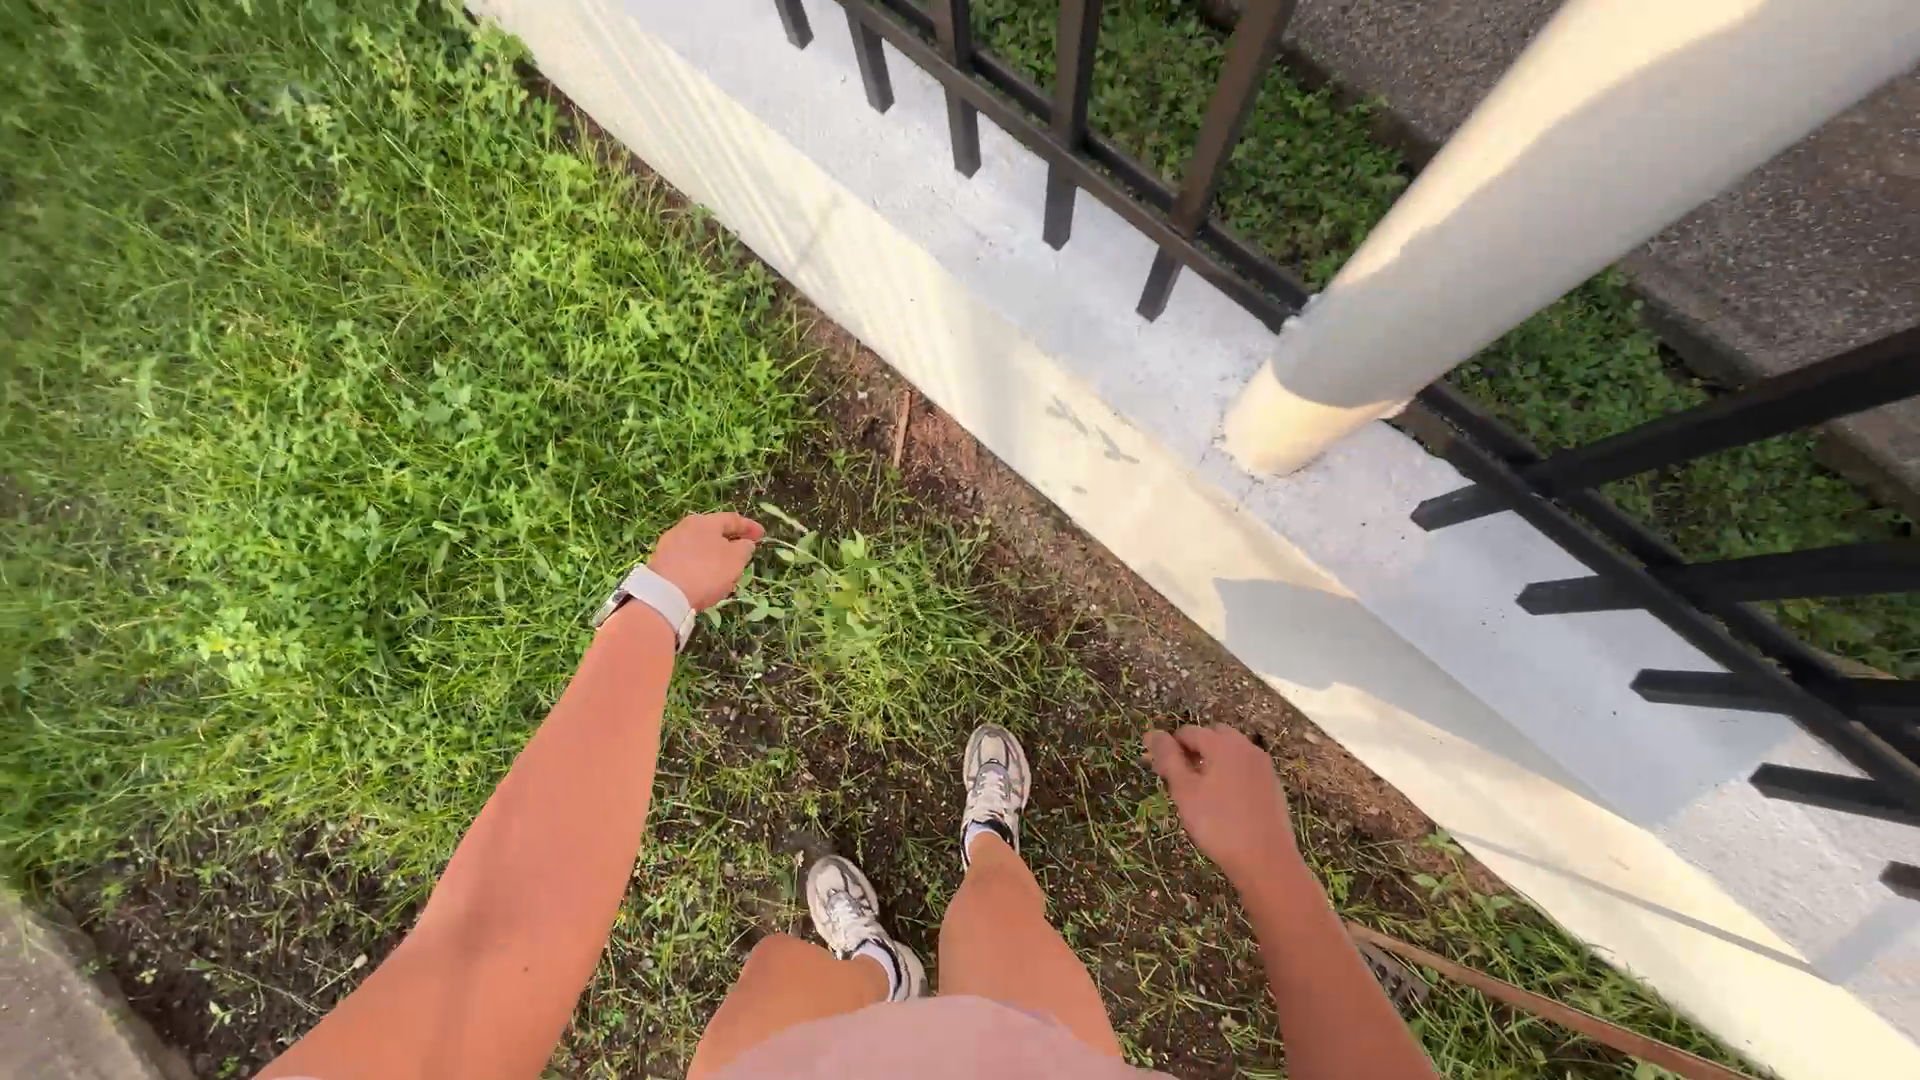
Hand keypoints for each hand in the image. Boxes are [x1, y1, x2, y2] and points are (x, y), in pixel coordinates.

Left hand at [646, 512, 764, 610]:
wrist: (665, 595)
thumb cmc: (707, 572)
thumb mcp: (736, 560)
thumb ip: (745, 548)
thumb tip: (744, 543)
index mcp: (705, 522)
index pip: (732, 519)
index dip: (749, 527)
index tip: (761, 535)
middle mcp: (685, 527)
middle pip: (713, 530)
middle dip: (729, 539)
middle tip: (742, 549)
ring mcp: (670, 543)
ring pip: (699, 544)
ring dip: (713, 552)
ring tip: (724, 564)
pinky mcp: (661, 561)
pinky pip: (687, 558)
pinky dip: (700, 562)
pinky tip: (704, 574)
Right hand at [1146, 724, 1298, 883]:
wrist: (1267, 861)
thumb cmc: (1218, 823)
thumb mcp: (1184, 790)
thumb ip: (1168, 758)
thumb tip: (1153, 733)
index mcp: (1223, 744)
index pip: (1189, 732)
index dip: (1170, 747)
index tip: (1160, 771)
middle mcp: (1246, 748)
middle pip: (1213, 737)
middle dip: (1194, 751)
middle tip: (1181, 780)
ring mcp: (1263, 767)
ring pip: (1231, 753)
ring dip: (1213, 763)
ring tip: (1201, 793)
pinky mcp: (1273, 787)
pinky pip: (1245, 770)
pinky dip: (1231, 776)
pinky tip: (1224, 804)